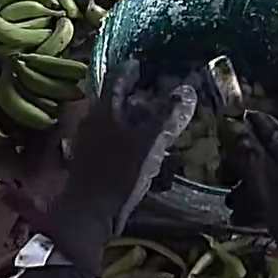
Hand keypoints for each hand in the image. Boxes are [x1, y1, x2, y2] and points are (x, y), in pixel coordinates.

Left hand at [0, 62, 195, 277]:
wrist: (89, 214)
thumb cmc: (119, 173)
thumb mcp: (151, 141)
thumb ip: (169, 115)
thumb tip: (188, 89)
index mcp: (105, 110)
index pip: (116, 79)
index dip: (129, 69)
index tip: (140, 62)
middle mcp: (92, 121)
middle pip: (113, 99)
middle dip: (132, 92)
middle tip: (152, 88)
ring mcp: (89, 142)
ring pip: (111, 119)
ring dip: (128, 115)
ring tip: (150, 115)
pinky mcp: (91, 162)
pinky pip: (109, 138)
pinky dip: (124, 134)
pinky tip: (137, 144)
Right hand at [226, 111, 277, 277]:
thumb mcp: (263, 177)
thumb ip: (247, 150)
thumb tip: (231, 123)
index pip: (260, 122)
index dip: (239, 123)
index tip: (219, 134)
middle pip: (257, 150)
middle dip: (236, 162)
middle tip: (222, 177)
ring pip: (259, 174)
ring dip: (241, 186)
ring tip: (230, 203)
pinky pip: (266, 195)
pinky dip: (252, 203)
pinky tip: (241, 216)